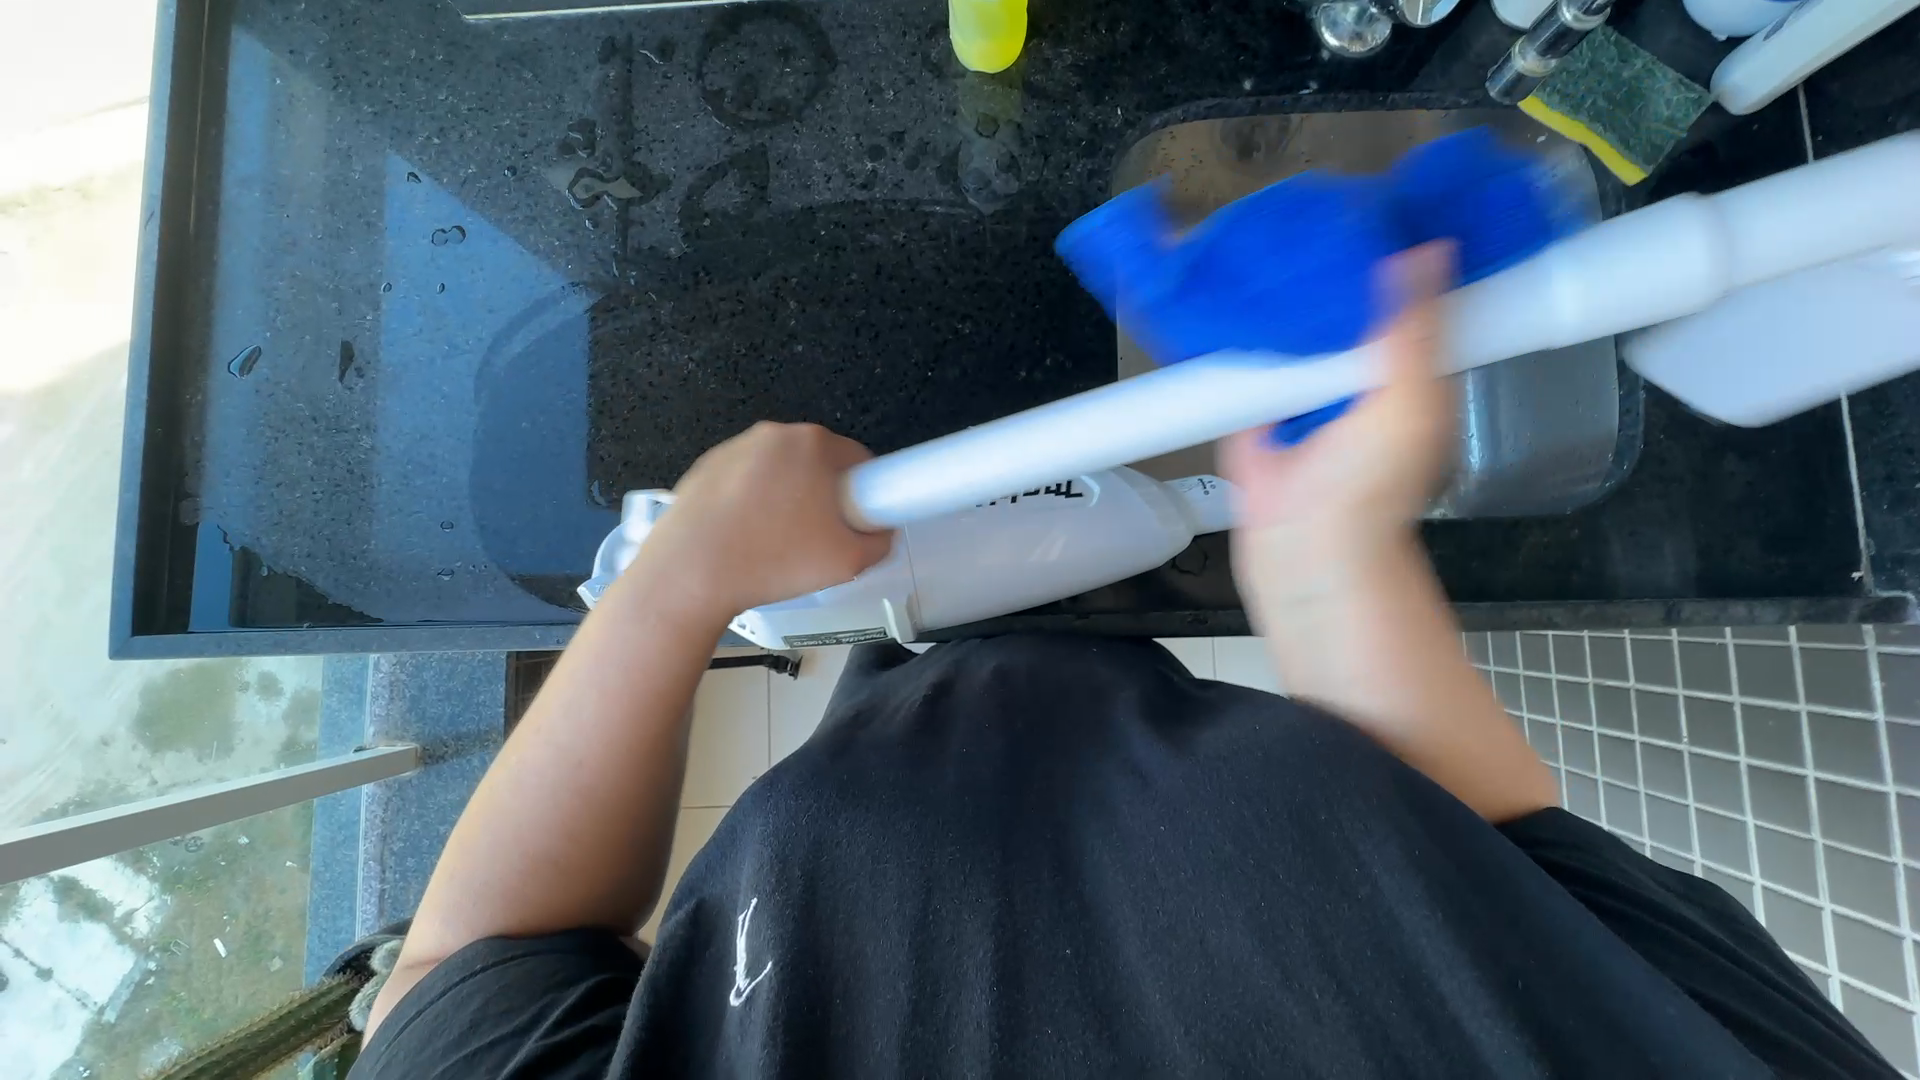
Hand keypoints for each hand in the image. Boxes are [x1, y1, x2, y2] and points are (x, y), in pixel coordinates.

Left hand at [628, 422, 894, 618]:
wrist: (688, 574)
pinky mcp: (703, 467)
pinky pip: (745, 482)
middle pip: (818, 463)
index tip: (852, 527)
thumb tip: (880, 528)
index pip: (859, 461)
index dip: (864, 495)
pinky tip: (742, 539)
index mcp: (813, 443)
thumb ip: (881, 540)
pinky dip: (751, 504)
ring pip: (780, 473)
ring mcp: (733, 447)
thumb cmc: (775, 561)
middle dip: (824, 496)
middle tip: (817, 540)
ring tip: (775, 544)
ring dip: (787, 499)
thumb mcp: (850, 562)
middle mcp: (774, 433)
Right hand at [1220, 242, 1455, 564]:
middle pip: (1341, 305)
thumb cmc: (1369, 490)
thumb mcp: (1411, 406)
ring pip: (1291, 330)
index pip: (1405, 298)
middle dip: (1328, 267)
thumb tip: (1425, 250)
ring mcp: (1300, 391)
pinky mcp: (1252, 408)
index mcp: (1406, 369)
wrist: (1304, 549)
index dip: (1397, 254)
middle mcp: (1354, 374)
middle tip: (1311, 210)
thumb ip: (1414, 334)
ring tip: (1267, 237)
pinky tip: (1225, 296)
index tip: (1383, 202)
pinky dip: (1235, 336)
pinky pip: (1244, 362)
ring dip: (1278, 299)